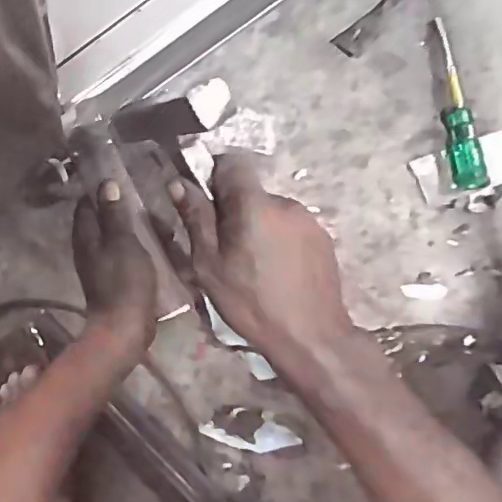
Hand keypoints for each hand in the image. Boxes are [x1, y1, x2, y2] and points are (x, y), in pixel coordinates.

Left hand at [72, 179, 157, 354]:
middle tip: (143, 201)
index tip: (119, 178)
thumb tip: (105, 184)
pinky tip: (154, 246)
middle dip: (119, 209)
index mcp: (85, 236)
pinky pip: (123, 255)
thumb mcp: (123, 242)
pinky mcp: (113, 280)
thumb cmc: (124, 281)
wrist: (125, 328)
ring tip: (156, 224)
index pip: (86, 204)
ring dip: (131, 230)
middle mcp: (87, 249)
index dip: (99, 190)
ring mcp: (99, 266)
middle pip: (100, 221)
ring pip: (114, 238)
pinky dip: (136, 247)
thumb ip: (114, 214)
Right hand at [168, 155, 353, 356]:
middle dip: (234, 210)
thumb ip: (196, 219)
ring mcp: (309, 220)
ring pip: (271, 211)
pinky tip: (275, 272)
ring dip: (257, 226)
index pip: (232, 163)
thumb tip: (179, 183)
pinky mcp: (323, 239)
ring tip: (251, 265)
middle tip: (223, 248)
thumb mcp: (210, 265)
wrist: (311, 337)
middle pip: (251, 191)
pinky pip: (290, 227)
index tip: (204, 203)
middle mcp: (285, 203)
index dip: (214, 176)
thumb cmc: (251, 303)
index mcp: (254, 204)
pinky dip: (278, 240)